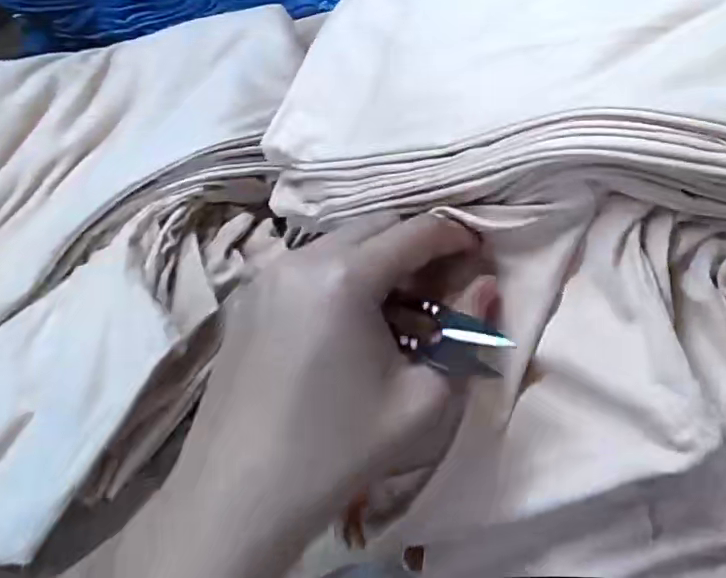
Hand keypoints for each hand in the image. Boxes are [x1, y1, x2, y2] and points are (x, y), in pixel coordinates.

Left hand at [127, 212, 496, 577]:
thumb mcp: (421, 399)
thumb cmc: (338, 451)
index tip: (479, 250)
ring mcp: (267, 273)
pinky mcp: (248, 294)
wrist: (236, 500)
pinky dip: (342, 271)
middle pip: (377, 225)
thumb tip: (488, 284)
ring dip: (378, 257)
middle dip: (416, 242)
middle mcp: (301, 258)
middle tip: (441, 281)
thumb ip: (464, 333)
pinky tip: (350, 320)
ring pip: (341, 240)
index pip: (415, 231)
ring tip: (398, 304)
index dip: (454, 235)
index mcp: (344, 276)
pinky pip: (309, 262)